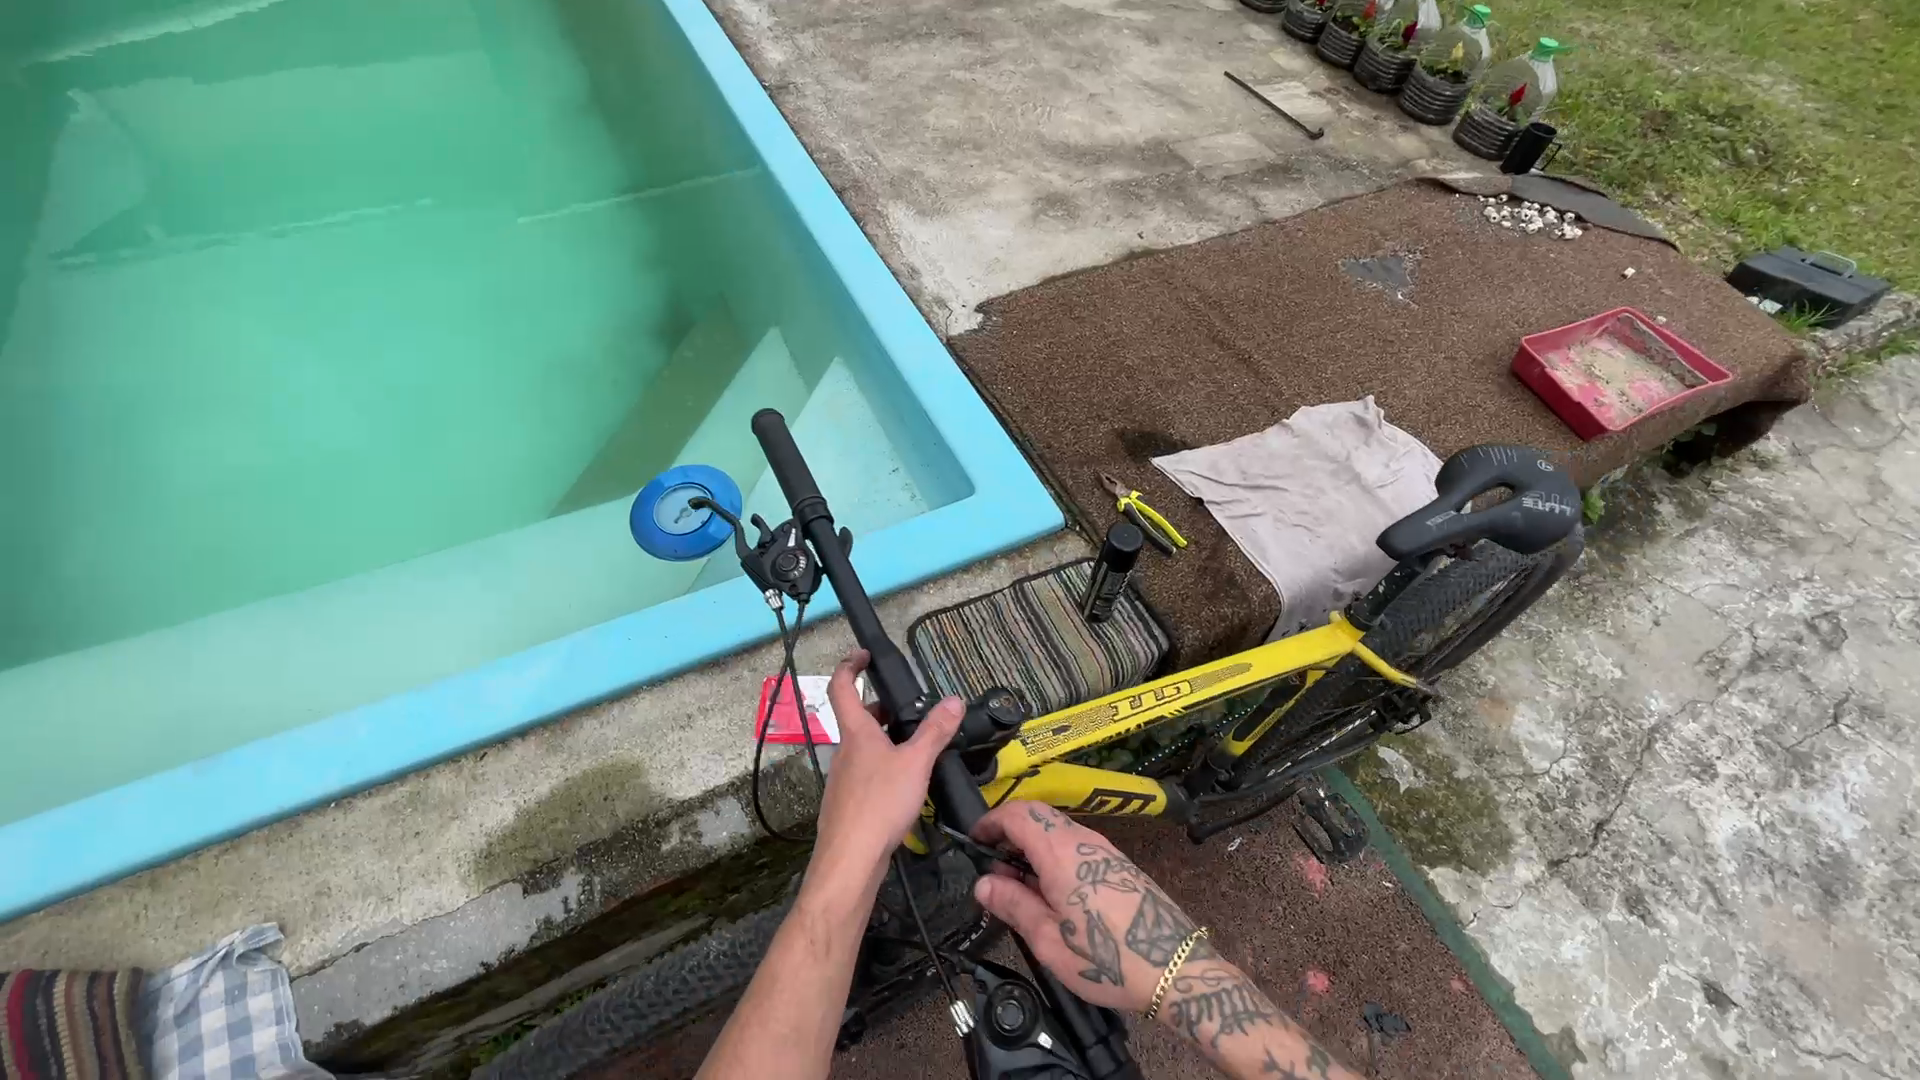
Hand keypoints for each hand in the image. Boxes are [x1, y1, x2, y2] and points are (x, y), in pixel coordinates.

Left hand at [802, 650, 962, 900]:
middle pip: (857, 720)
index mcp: (856, 733)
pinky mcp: (848, 804)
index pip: (843, 687)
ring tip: (916, 747)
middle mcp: (845, 751)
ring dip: (885, 741)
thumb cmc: (879, 803)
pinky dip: (883, 768)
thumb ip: (935, 732)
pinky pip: (866, 774)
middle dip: (881, 709)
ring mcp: (843, 779)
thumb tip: (954, 700)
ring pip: (863, 749)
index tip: (863, 654)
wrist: (850, 860)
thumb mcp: (916, 763)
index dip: (850, 665)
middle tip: (908, 708)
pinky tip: (904, 786)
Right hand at [969, 801, 1211, 1013]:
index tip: (974, 840)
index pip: (1017, 814)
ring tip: (1018, 883)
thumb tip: (983, 884)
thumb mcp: (1049, 941)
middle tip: (992, 864)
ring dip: (1030, 843)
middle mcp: (1082, 840)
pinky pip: (1075, 842)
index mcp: (1060, 853)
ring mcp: (1103, 848)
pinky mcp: (1117, 862)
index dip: (990, 822)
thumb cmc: (1109, 959)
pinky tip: (1049, 888)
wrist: (1174, 967)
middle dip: (1008, 830)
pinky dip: (1052, 852)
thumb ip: (1014, 905)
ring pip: (1056, 827)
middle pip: (1037, 814)